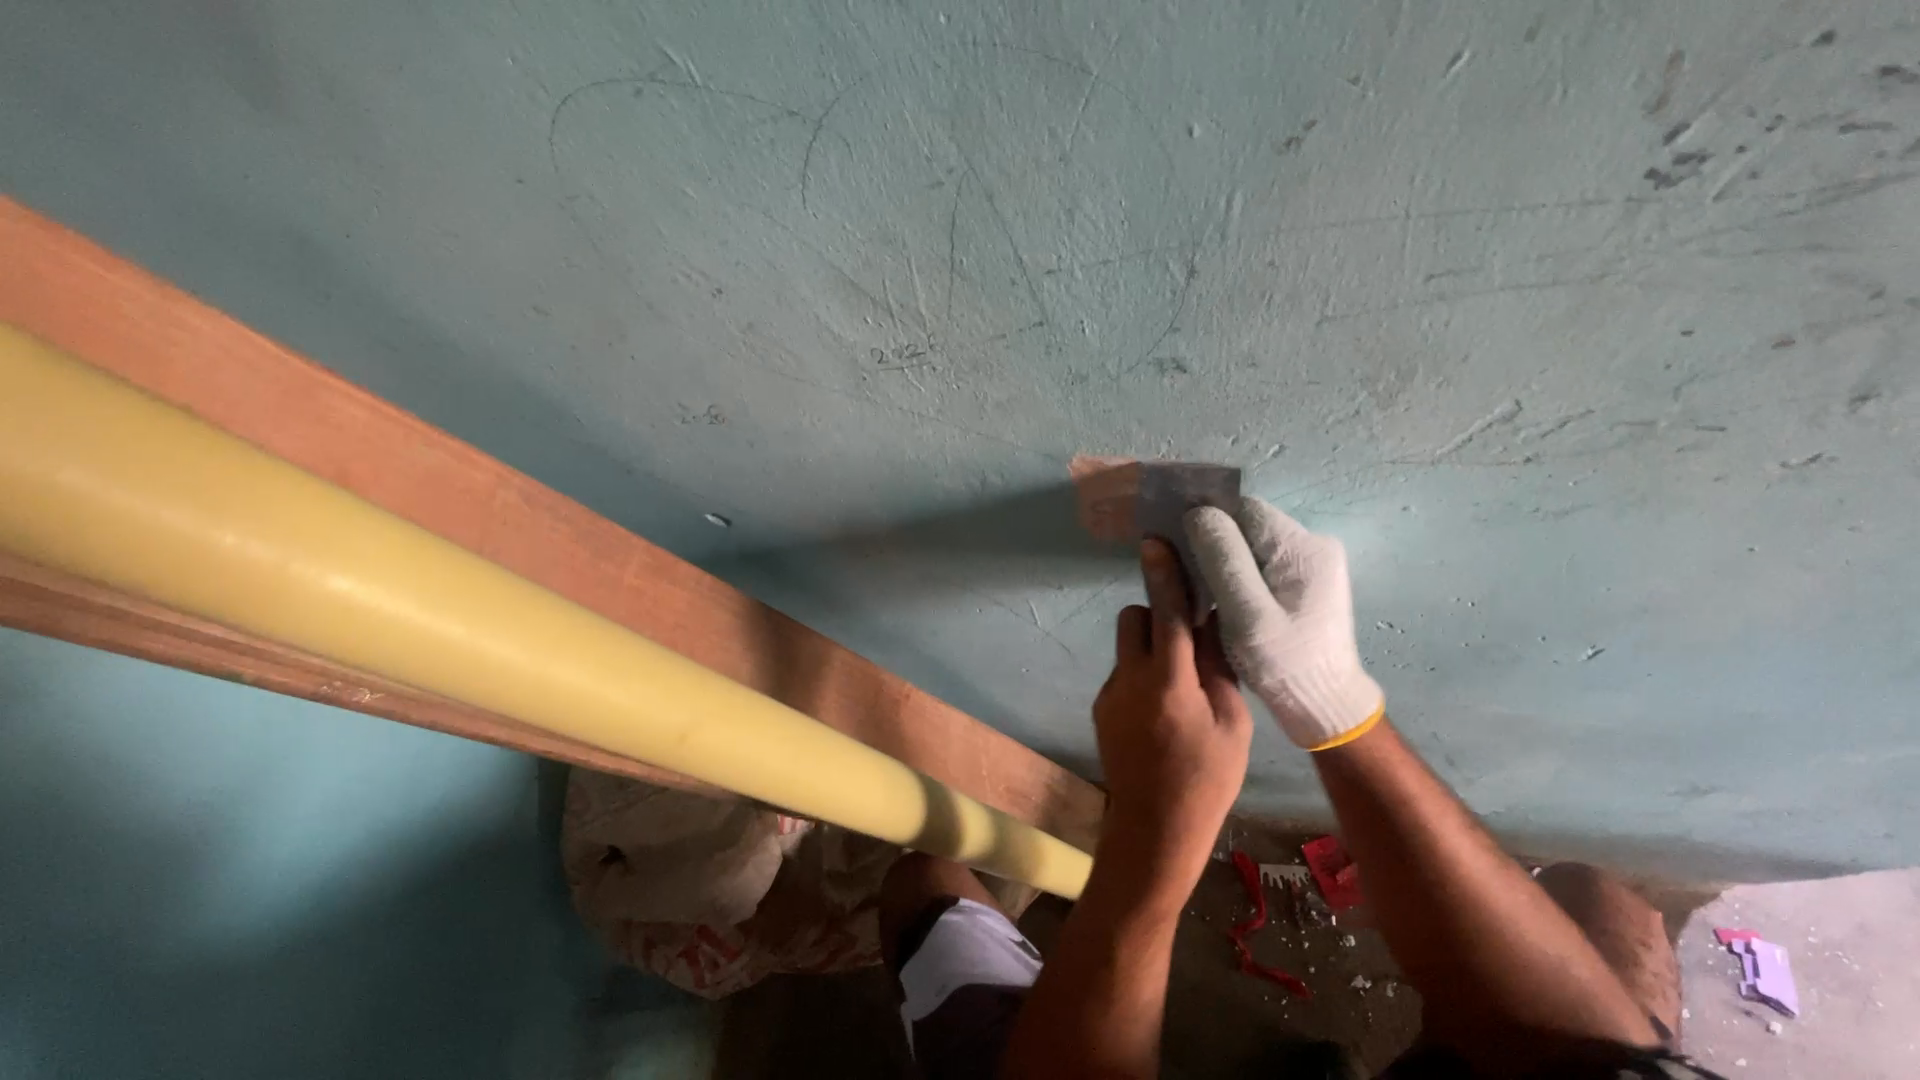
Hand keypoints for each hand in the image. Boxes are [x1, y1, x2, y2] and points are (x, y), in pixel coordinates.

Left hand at [1091, 539, 1252, 886]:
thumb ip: (1217, 668)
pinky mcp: (1101, 709)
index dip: (1164, 575)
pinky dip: (1143, 675)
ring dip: (1152, 648)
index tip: (1155, 540)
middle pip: (1135, 618)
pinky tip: (1162, 713)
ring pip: (1128, 646)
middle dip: (1159, 615)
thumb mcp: (1232, 724)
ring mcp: (1109, 694)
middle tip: (1189, 641)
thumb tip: (1210, 624)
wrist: (1154, 830)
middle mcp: (1129, 679)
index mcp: (1168, 682)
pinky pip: (1123, 673)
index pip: (1167, 614)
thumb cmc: (1207, 780)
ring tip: (1180, 689)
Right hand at [1184, 497, 1384, 750]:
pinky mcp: (1305, 585)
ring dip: (1223, 564)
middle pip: (1247, 526)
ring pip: (1251, 546)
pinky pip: (1261, 565)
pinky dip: (1238, 578)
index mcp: (1301, 547)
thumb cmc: (1283, 662)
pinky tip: (1225, 604)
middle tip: (1189, 582)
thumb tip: (1198, 513)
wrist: (1324, 705)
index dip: (1207, 523)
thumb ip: (1222, 559)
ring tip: (1205, 598)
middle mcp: (1312, 546)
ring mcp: (1311, 566)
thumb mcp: (1246, 613)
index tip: (1180, 552)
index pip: (1243, 509)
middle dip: (1213, 546)